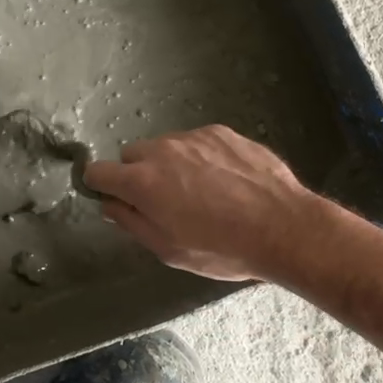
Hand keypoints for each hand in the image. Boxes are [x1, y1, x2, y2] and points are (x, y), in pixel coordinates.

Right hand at [84, 125, 325, 281]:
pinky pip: (196, 142)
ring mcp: (192, 137)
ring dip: (171, 164)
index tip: (114, 197)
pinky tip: (226, 180)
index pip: (97, 171)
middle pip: (131, 155)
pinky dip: (201, 157)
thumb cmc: (223, 248)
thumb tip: (109, 205)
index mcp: (141, 182)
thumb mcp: (169, 250)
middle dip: (139, 175)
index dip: (100, 185)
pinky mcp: (220, 132)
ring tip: (203, 191)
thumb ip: (131, 223)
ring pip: (165, 147)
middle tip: (166, 201)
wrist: (285, 228)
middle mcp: (160, 151)